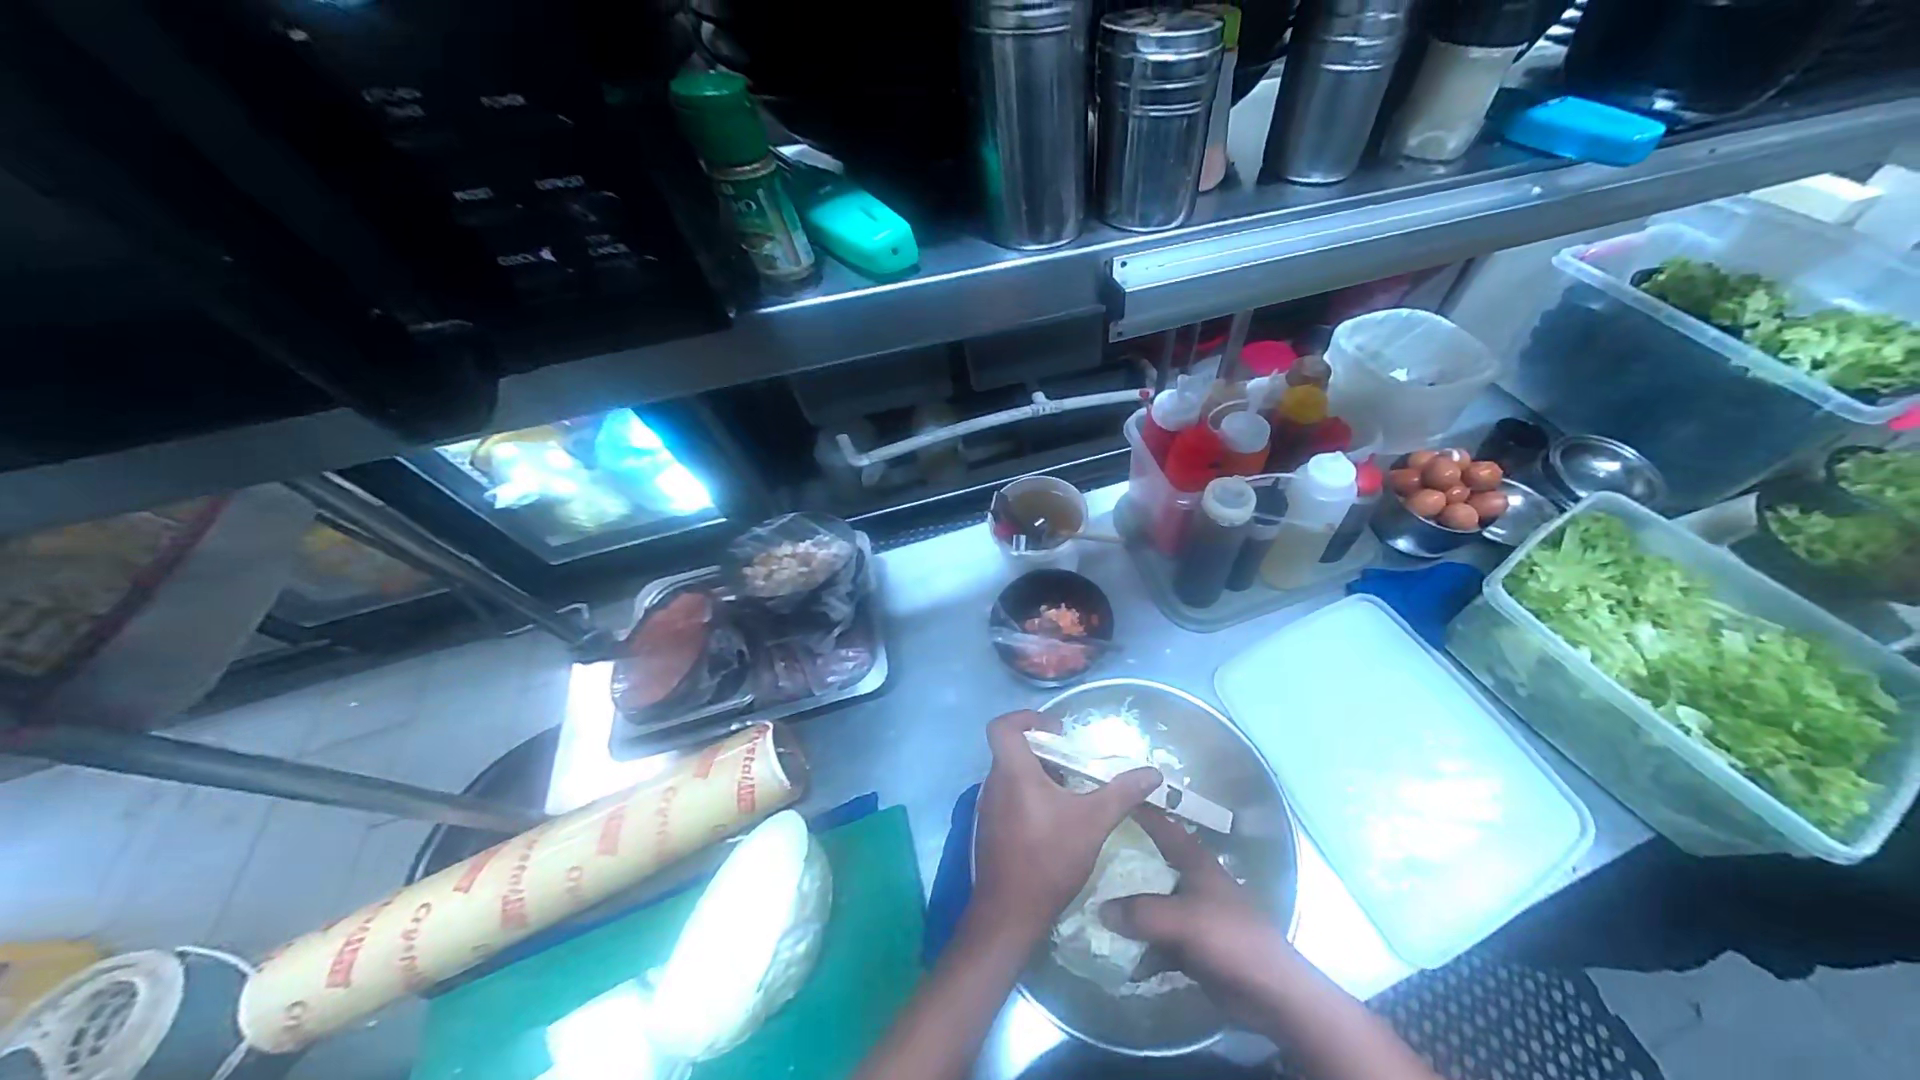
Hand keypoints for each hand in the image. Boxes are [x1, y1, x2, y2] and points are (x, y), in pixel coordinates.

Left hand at [970, 710, 1160, 940]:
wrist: (1010, 913)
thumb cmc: (1049, 858)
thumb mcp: (1093, 822)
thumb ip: (1122, 793)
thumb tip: (1153, 773)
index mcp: (1012, 772)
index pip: (1002, 726)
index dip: (1026, 718)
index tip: (1057, 729)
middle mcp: (993, 783)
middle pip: (1012, 750)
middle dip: (1044, 752)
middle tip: (1074, 765)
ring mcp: (987, 807)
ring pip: (1011, 775)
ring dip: (1039, 776)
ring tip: (1071, 793)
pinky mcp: (989, 828)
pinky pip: (1008, 797)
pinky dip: (1030, 796)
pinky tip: (1056, 821)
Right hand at [1099, 808, 1295, 1027]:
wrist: (1272, 993)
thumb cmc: (1230, 939)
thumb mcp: (1180, 920)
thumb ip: (1139, 912)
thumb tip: (1101, 909)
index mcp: (1196, 863)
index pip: (1165, 827)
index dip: (1142, 812)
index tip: (1112, 799)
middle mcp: (1193, 882)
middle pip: (1153, 864)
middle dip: (1124, 860)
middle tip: (1089, 853)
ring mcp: (1193, 915)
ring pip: (1152, 902)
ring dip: (1129, 906)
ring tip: (1093, 902)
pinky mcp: (1192, 946)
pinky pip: (1157, 938)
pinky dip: (1141, 944)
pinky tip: (1118, 952)